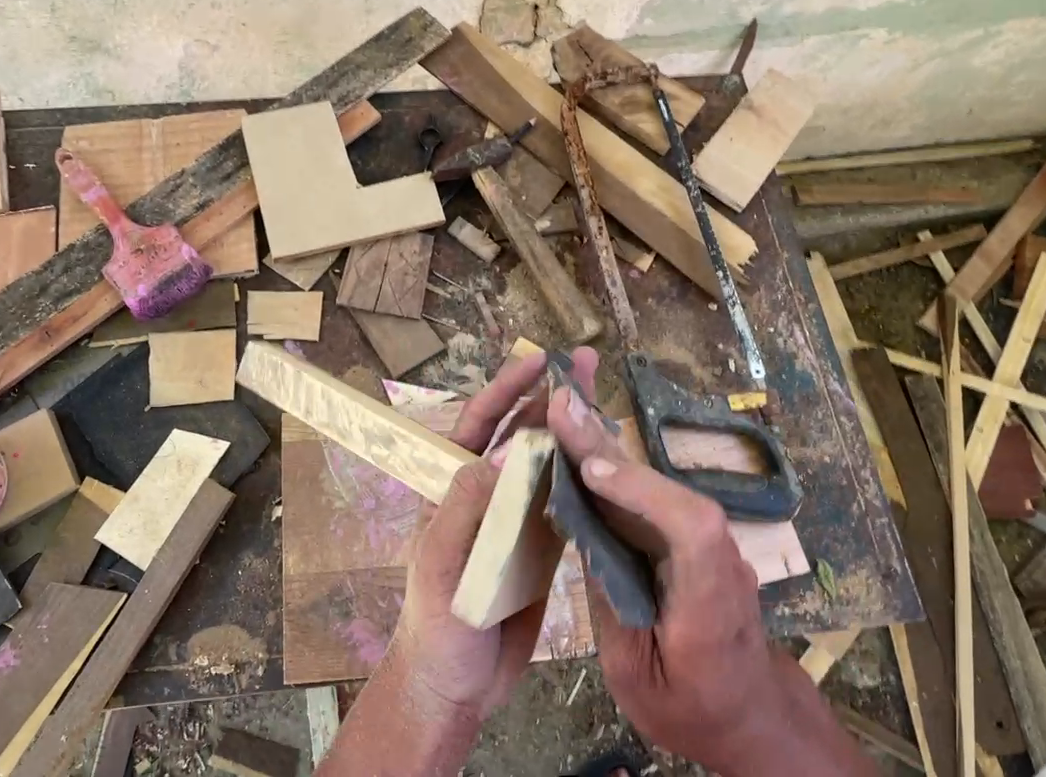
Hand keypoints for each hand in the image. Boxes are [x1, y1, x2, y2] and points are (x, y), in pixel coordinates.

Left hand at [383, 346, 600, 721]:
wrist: (455, 685)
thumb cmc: (437, 622)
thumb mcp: (443, 563)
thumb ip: (467, 509)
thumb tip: (505, 452)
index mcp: (453, 487)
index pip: (480, 425)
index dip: (507, 390)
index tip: (539, 361)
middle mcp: (486, 493)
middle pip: (520, 434)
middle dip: (549, 398)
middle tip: (585, 363)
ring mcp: (514, 519)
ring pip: (546, 464)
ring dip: (571, 432)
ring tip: (604, 401)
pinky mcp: (538, 549)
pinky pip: (564, 504)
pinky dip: (584, 479)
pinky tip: (608, 461)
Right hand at [545, 381, 776, 768]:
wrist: (752, 716)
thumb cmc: (695, 709)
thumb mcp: (637, 679)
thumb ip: (614, 607)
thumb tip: (584, 538)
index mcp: (711, 602)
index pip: (693, 530)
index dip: (644, 493)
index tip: (592, 472)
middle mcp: (718, 559)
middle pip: (670, 493)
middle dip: (612, 452)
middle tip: (562, 407)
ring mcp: (710, 545)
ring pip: (661, 488)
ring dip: (611, 453)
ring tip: (564, 415)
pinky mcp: (692, 540)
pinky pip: (655, 498)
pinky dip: (618, 472)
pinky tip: (585, 448)